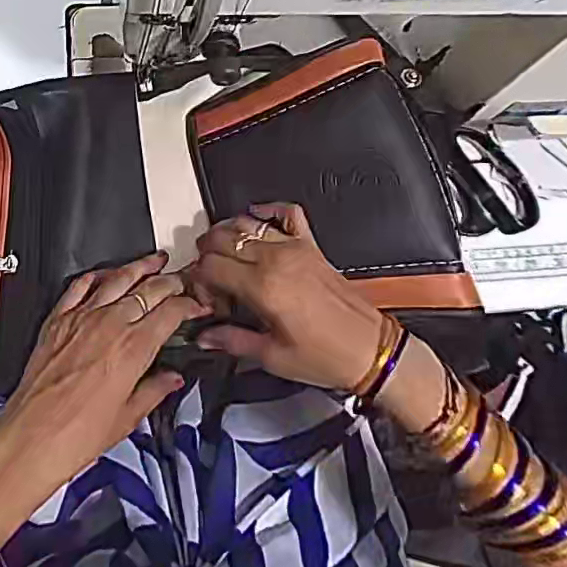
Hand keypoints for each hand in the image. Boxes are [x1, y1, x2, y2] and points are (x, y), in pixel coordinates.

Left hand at [0, 252, 207, 559]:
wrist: (30, 439)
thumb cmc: (76, 436)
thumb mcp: (128, 418)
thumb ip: (154, 390)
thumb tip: (171, 379)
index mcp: (134, 348)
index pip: (171, 311)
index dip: (190, 304)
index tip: (197, 305)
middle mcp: (110, 325)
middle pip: (150, 288)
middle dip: (172, 281)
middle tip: (183, 279)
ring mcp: (83, 317)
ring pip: (119, 278)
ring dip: (141, 266)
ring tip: (155, 260)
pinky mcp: (58, 319)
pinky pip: (80, 285)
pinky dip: (98, 274)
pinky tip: (107, 272)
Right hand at [185, 203, 387, 392]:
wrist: (368, 349)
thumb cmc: (328, 355)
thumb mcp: (272, 357)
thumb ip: (232, 341)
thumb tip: (207, 336)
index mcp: (263, 288)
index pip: (210, 265)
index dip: (198, 278)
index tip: (203, 294)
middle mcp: (276, 260)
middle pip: (222, 238)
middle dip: (206, 254)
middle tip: (209, 277)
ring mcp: (294, 248)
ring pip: (246, 223)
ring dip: (227, 234)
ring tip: (224, 254)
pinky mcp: (310, 245)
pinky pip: (286, 213)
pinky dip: (268, 210)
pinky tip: (257, 218)